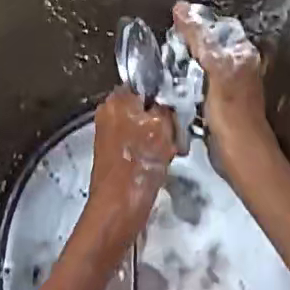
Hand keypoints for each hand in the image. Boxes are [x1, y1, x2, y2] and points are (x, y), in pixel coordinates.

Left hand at [81, 87, 178, 253]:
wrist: (118, 207)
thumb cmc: (140, 165)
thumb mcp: (163, 127)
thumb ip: (167, 106)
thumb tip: (170, 97)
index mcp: (117, 98)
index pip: (147, 82)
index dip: (167, 94)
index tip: (180, 108)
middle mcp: (109, 110)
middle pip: (146, 103)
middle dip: (164, 118)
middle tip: (178, 134)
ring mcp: (109, 131)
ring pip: (144, 123)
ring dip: (160, 134)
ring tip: (173, 150)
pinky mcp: (113, 150)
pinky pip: (138, 139)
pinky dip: (151, 147)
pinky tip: (163, 160)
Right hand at [172, 1, 273, 155]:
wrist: (239, 154)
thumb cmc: (229, 110)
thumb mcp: (214, 68)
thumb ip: (198, 39)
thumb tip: (181, 8)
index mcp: (241, 52)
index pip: (215, 26)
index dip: (194, 24)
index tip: (171, 28)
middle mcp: (237, 65)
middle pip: (206, 45)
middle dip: (185, 46)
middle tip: (164, 48)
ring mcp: (227, 85)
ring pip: (199, 65)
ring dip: (182, 66)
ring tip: (163, 66)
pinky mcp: (216, 103)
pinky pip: (196, 84)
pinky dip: (183, 83)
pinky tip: (170, 87)